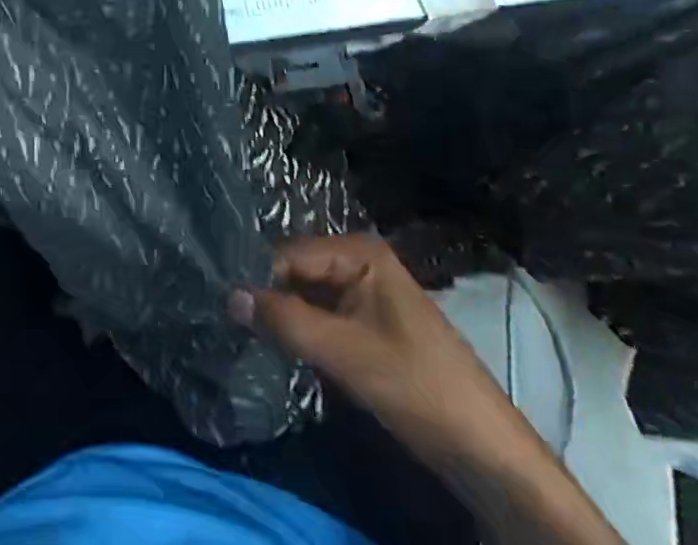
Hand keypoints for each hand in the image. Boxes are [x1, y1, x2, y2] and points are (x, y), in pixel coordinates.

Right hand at [230, 234, 515, 460]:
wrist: (479, 443)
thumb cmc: (414, 385)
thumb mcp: (343, 351)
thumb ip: (285, 320)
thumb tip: (228, 296)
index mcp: (361, 253)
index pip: (289, 254)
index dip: (257, 279)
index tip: (219, 305)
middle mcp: (362, 263)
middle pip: (297, 273)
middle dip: (267, 297)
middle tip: (225, 324)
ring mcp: (367, 295)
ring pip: (307, 298)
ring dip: (282, 318)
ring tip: (240, 336)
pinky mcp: (368, 325)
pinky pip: (322, 318)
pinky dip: (301, 333)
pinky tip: (277, 349)